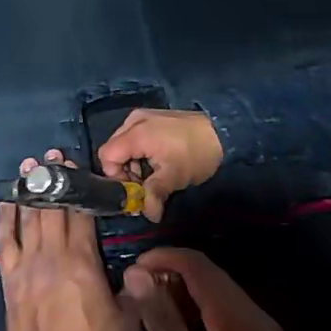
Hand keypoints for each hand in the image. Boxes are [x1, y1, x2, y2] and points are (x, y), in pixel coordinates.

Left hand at [0, 150, 138, 330]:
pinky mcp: (10, 283)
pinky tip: (7, 202)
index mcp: (82, 263)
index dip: (80, 188)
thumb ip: (136, 291)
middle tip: (54, 155)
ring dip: (29, 190)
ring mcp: (27, 269)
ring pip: (28, 219)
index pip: (80, 214)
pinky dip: (6, 219)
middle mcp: (52, 258)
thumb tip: (142, 269)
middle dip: (54, 179)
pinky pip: (6, 243)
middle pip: (52, 208)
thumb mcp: (128, 324)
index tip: (80, 166)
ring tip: (30, 165)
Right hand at [97, 109, 223, 219]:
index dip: (115, 176)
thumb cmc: (195, 153)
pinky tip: (159, 160)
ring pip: (124, 143)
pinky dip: (141, 150)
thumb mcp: (173, 178)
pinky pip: (135, 135)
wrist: (223, 131)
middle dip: (125, 171)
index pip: (106, 156)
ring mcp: (144, 115)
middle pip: (114, 149)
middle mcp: (134, 120)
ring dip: (134, 162)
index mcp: (136, 132)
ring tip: (155, 174)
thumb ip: (154, 196)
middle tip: (145, 184)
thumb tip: (149, 216)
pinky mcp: (154, 116)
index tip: (134, 189)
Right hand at [122, 247, 294, 330]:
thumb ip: (159, 316)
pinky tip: (179, 325)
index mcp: (240, 318)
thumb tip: (136, 272)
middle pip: (213, 277)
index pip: (200, 267)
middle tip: (137, 289)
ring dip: (187, 293)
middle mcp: (259, 316)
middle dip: (174, 275)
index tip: (132, 266)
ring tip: (151, 306)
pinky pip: (230, 314)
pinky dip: (203, 311)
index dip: (165, 258)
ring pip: (221, 294)